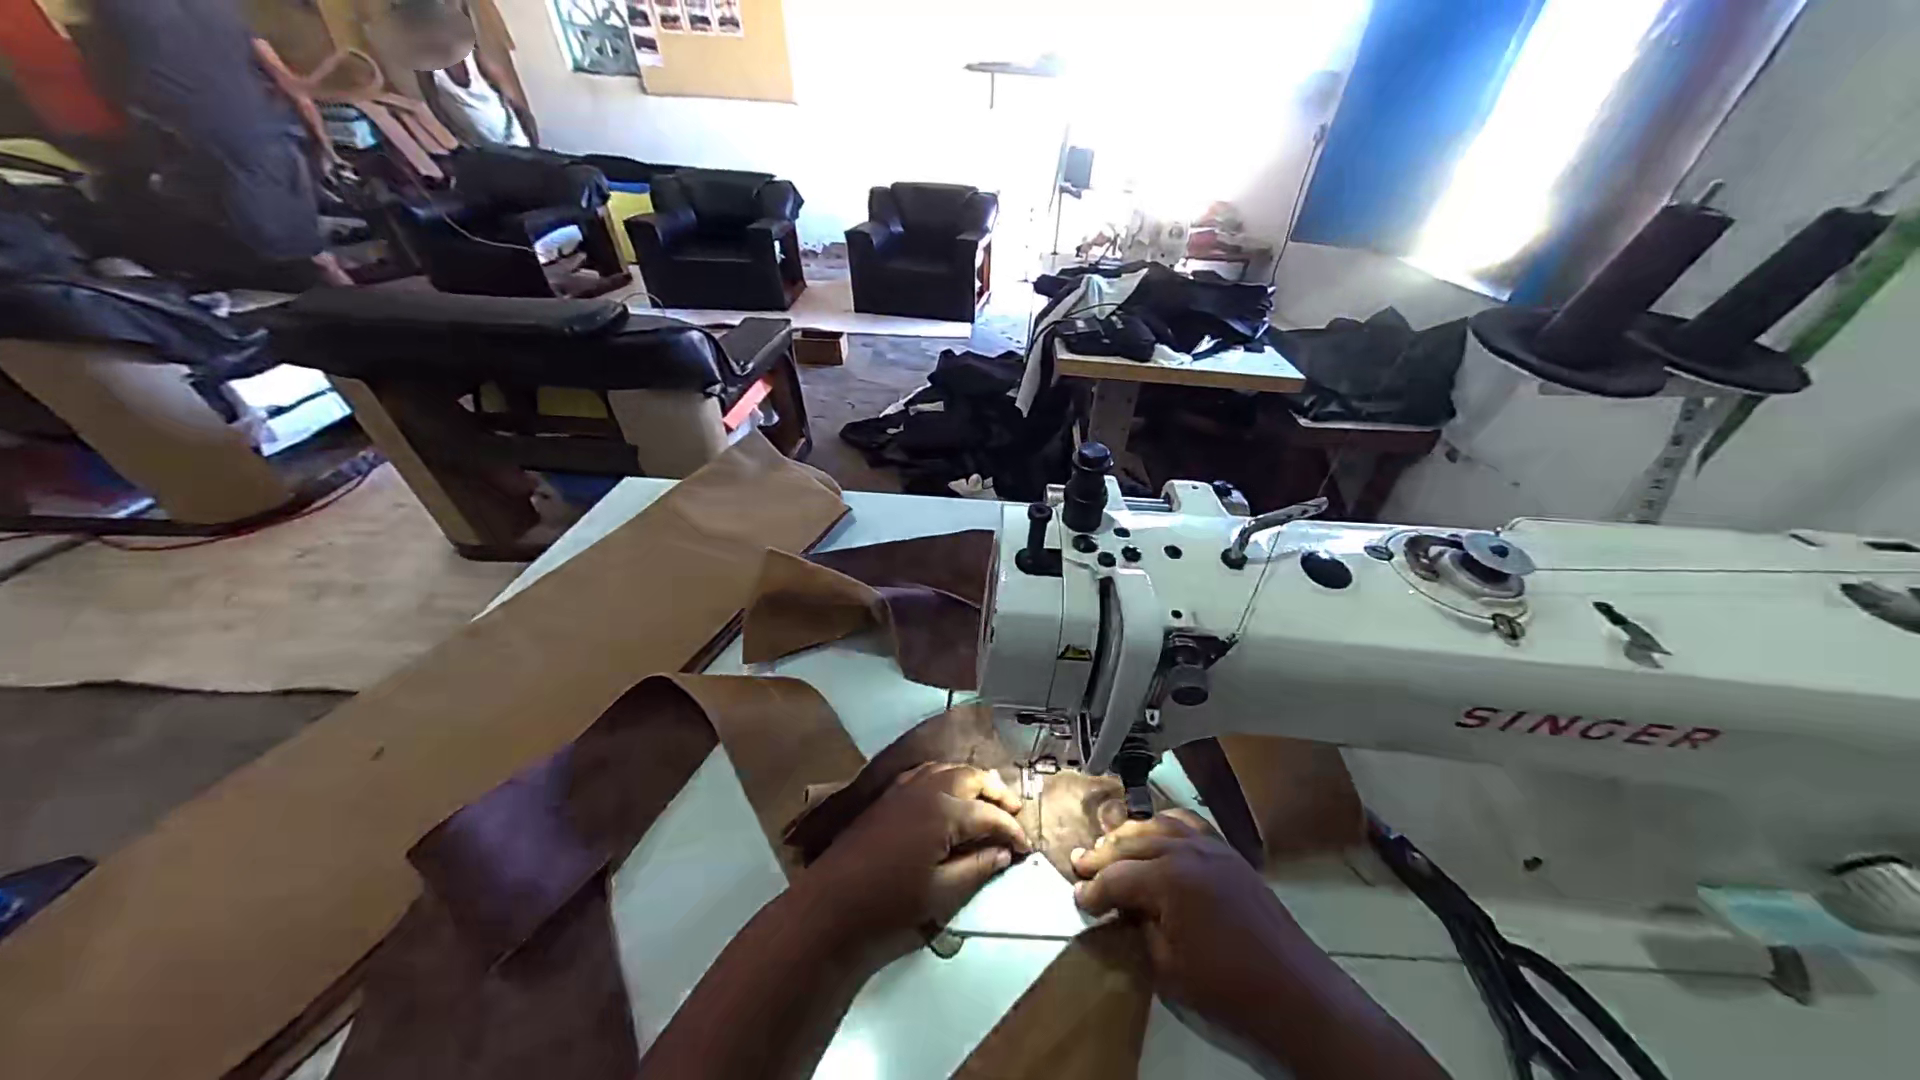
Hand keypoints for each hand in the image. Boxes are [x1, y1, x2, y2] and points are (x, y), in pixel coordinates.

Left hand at [793, 763, 1030, 946]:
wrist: (833, 901)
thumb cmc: (891, 901)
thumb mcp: (942, 893)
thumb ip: (978, 868)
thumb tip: (1003, 853)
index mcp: (945, 811)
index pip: (990, 815)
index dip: (1012, 831)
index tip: (1026, 847)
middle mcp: (928, 788)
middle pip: (973, 778)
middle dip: (998, 794)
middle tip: (1014, 814)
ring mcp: (906, 786)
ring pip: (950, 769)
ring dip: (974, 781)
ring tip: (988, 801)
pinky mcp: (890, 793)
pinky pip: (927, 772)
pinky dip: (947, 778)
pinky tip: (951, 795)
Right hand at [1070, 810, 1307, 1035]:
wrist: (1293, 991)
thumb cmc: (1226, 987)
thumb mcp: (1166, 966)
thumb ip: (1137, 927)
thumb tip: (1121, 908)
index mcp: (1168, 879)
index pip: (1116, 877)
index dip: (1092, 889)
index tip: (1078, 897)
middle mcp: (1186, 851)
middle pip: (1131, 843)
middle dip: (1102, 855)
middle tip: (1080, 864)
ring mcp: (1210, 846)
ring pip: (1157, 825)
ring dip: (1130, 835)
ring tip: (1110, 845)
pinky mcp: (1227, 852)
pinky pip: (1188, 823)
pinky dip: (1165, 824)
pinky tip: (1156, 833)